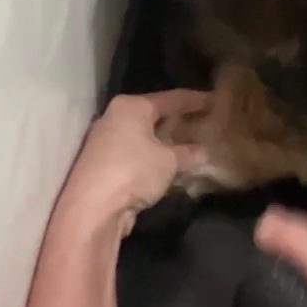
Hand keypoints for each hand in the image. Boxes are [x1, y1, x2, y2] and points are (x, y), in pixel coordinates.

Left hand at [56, 90, 209, 234]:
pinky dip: (155, 160)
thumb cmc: (133, 171)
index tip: (214, 100)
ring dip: (168, 145)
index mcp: (131, 107)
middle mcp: (115, 119)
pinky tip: (172, 169)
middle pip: (154, 116)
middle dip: (179, 122)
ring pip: (145, 138)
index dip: (195, 100)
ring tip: (193, 148)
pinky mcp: (105, 166)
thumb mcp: (169, 161)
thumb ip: (189, 154)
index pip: (170, 98)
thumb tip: (205, 152)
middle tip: (204, 123)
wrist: (92, 208)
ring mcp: (107, 143)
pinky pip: (138, 156)